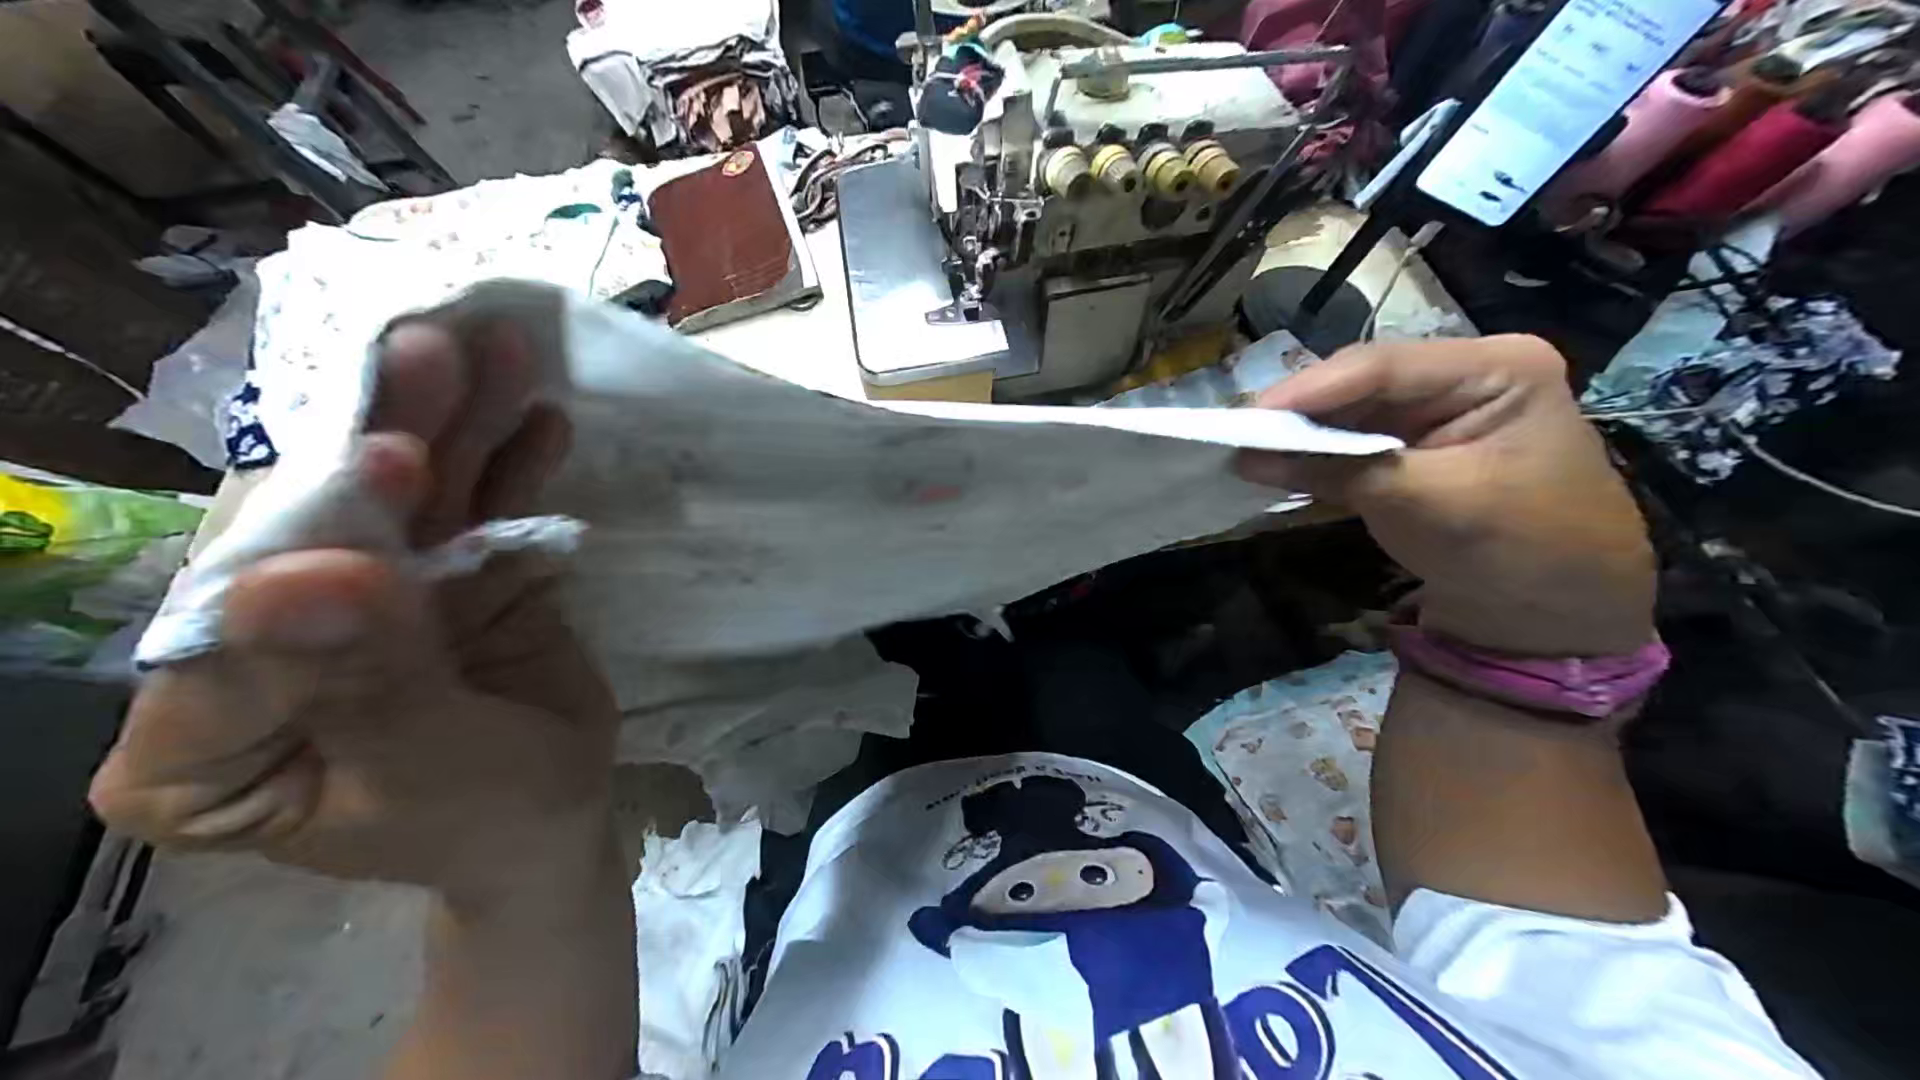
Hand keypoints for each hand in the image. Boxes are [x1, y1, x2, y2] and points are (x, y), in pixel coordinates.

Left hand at [90, 321, 619, 899]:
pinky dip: (516, 468)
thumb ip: (365, 680)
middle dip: (382, 437)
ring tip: (497, 354)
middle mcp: (273, 643)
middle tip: (433, 352)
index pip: (219, 621)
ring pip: (410, 503)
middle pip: (317, 530)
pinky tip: (541, 421)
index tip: (395, 462)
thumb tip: (300, 579)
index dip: (305, 533)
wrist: (559, 811)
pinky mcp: (449, 578)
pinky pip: (483, 515)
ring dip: (457, 426)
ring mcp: (372, 601)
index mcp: (202, 733)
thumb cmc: (482, 817)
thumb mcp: (422, 768)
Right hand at [1239, 335, 1655, 656]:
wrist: (1553, 611)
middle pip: (1360, 380)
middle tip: (1237, 434)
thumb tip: (1244, 458)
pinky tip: (1278, 459)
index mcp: (1497, 367)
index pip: (1383, 365)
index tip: (1248, 416)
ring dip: (1300, 431)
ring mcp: (1435, 408)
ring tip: (1246, 446)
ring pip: (1348, 408)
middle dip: (1299, 409)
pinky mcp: (1411, 442)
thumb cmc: (1515, 549)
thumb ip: (1335, 472)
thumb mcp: (1423, 504)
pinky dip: (1314, 450)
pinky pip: (1350, 436)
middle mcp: (1463, 374)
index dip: (1309, 389)